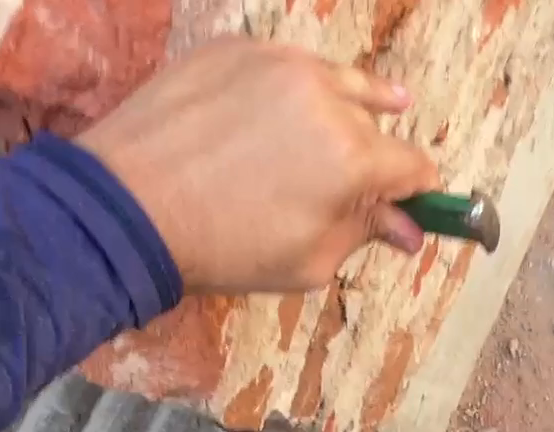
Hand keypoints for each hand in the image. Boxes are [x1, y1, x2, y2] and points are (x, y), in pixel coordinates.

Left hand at [75, 39, 440, 293]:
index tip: (417, 204)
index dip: (422, 191)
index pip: (414, 166)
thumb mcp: (311, 261)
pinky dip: (300, 88)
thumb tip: (409, 229)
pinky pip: (288, 67)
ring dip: (359, 105)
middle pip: (378, 123)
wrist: (131, 207)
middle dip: (379, 156)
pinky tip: (290, 110)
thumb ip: (365, 234)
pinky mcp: (237, 48)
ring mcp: (279, 62)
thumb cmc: (228, 248)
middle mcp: (327, 96)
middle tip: (365, 183)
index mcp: (352, 156)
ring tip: (384, 106)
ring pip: (340, 81)